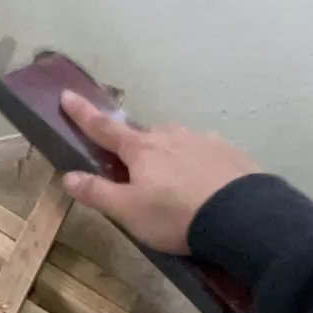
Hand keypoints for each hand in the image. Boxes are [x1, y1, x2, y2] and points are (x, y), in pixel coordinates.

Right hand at [58, 90, 261, 253]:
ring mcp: (204, 141)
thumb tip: (68, 177)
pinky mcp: (231, 154)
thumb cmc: (175, 214)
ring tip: (173, 180)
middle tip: (134, 168)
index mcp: (141, 149)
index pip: (103, 127)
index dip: (83, 113)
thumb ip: (97, 192)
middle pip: (144, 136)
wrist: (244, 218)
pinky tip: (204, 182)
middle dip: (135, 146)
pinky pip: (205, 152)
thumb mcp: (127, 211)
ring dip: (168, 153)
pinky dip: (198, 163)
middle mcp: (171, 137)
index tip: (67, 95)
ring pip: (177, 141)